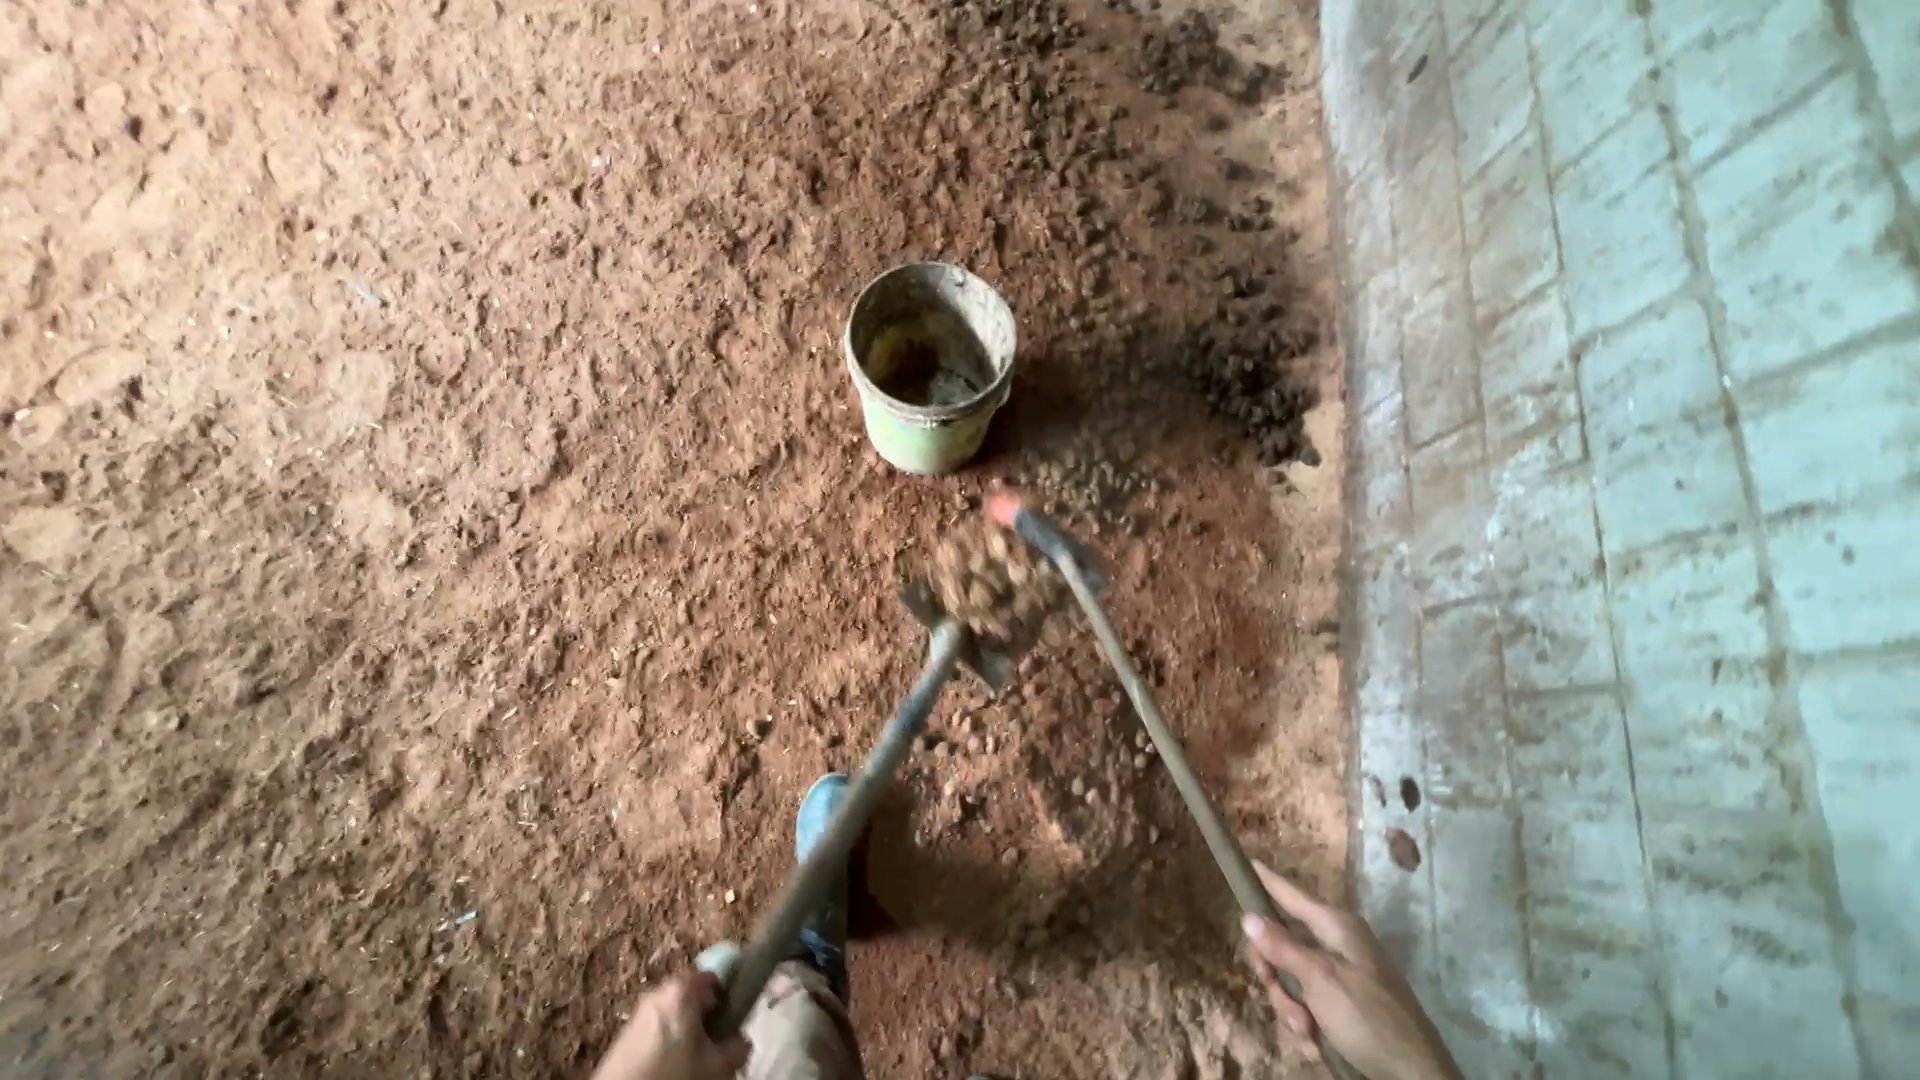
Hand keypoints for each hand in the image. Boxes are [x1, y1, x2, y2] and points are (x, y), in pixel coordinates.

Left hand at [591, 972, 751, 1079]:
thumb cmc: (672, 1076)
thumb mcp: (716, 1068)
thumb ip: (737, 1048)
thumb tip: (741, 1040)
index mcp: (682, 989)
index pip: (714, 975)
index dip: (728, 994)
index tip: (733, 1017)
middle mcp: (659, 991)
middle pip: (693, 994)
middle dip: (707, 1015)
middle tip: (715, 1042)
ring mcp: (639, 1012)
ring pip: (674, 1013)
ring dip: (687, 1030)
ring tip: (693, 1058)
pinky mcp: (625, 1034)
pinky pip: (657, 1027)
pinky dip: (667, 1040)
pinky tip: (670, 1065)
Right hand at [1241, 863, 1460, 1079]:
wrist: (1415, 1078)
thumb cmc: (1369, 1018)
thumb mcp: (1320, 980)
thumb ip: (1282, 947)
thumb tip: (1248, 916)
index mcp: (1336, 927)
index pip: (1290, 893)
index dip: (1266, 879)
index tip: (1246, 859)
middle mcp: (1337, 944)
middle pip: (1282, 943)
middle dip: (1275, 975)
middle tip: (1274, 991)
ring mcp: (1341, 975)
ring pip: (1290, 978)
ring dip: (1291, 1008)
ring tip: (1308, 1033)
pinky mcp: (1343, 1005)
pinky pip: (1306, 1004)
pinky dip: (1306, 1025)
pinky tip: (1316, 1044)